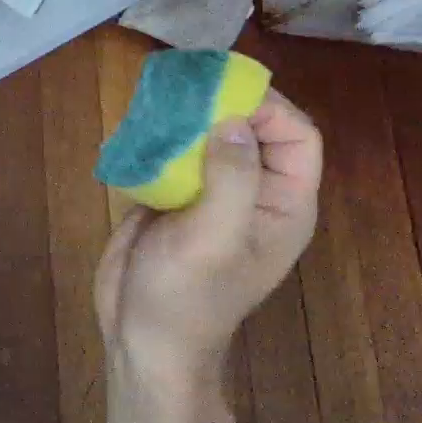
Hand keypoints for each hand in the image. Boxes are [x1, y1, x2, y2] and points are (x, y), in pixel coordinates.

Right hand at [95, 90, 322, 389]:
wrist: (144, 338)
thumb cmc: (188, 296)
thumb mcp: (213, 239)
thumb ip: (228, 179)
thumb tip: (230, 119)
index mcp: (281, 203)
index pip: (295, 137)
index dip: (266, 105)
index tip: (219, 86)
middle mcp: (250, 193)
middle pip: (248, 130)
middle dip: (217, 104)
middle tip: (176, 84)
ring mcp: (207, 197)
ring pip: (203, 139)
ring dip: (178, 119)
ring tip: (146, 102)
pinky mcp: (168, 202)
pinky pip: (168, 158)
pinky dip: (149, 141)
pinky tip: (126, 134)